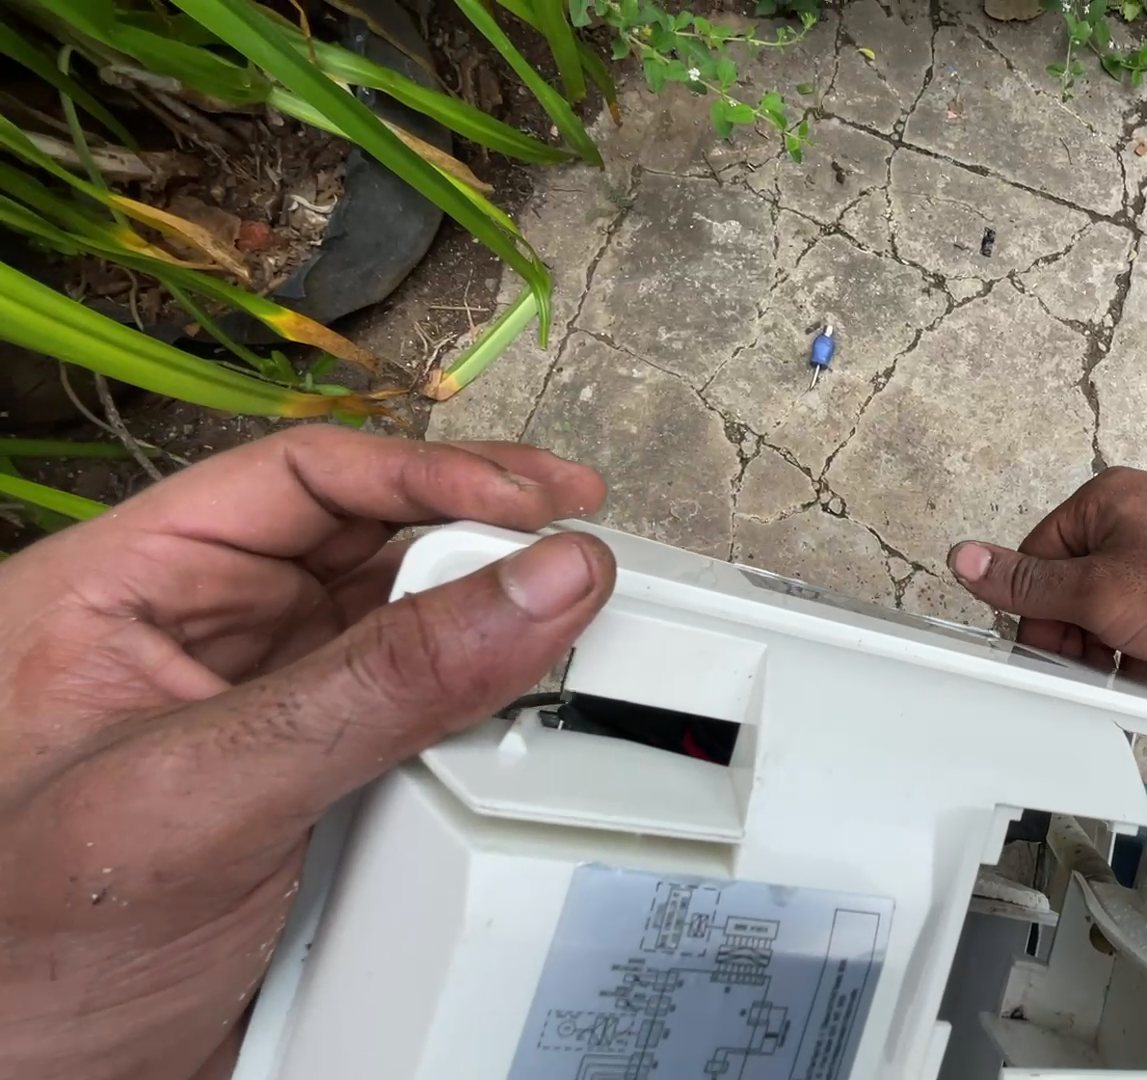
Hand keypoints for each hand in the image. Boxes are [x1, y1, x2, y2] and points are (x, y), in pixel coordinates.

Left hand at [0, 428, 617, 1079]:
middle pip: (392, 533)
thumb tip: (551, 583)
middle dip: (494, 534)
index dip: (433, 471)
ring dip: (513, 608)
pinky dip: (516, 683)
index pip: (310, 477)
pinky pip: (458, 691)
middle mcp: (232, 630)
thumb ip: (383, 686)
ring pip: (437, 611)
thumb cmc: (12, 976)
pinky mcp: (364, 757)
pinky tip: (547, 687)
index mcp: (134, 592)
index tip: (540, 504)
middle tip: (579, 554)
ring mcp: (305, 698)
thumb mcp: (199, 803)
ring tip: (581, 614)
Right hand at [946, 467, 1146, 694]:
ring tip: (1117, 677)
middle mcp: (1140, 514)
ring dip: (1104, 642)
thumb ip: (1029, 583)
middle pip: (1072, 578)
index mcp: (1108, 500)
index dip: (1033, 611)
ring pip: (1111, 599)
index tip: (1044, 655)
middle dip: (1072, 630)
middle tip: (1086, 669)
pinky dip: (1137, 642)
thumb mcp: (1104, 594)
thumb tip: (963, 557)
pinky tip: (1144, 673)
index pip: (1037, 555)